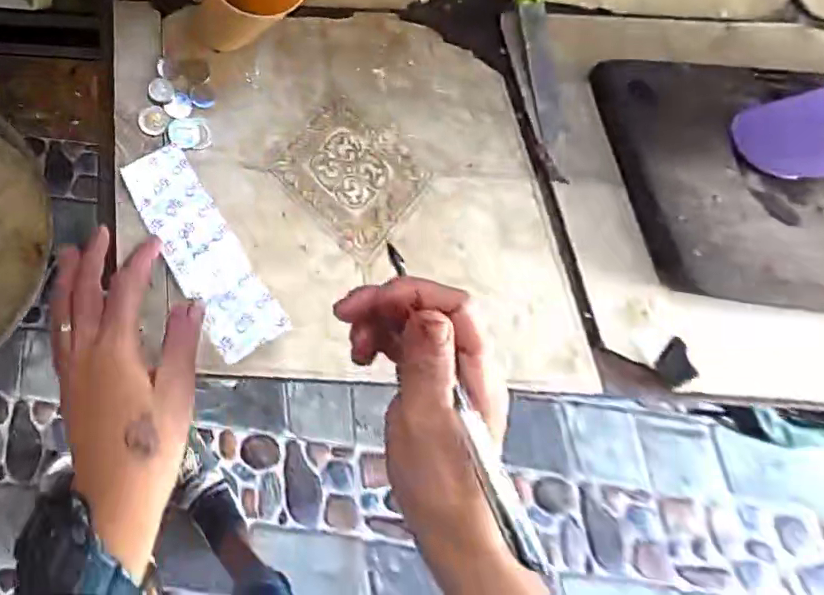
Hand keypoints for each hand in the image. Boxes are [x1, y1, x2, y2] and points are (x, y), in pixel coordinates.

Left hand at [50, 226, 202, 576]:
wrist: (112, 498)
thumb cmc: (150, 449)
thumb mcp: (177, 397)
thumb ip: (182, 346)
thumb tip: (191, 303)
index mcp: (115, 348)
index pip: (126, 291)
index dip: (139, 261)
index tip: (153, 241)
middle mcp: (86, 348)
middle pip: (85, 291)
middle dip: (93, 258)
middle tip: (101, 233)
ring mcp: (71, 364)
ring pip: (62, 308)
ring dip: (66, 276)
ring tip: (70, 253)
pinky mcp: (65, 380)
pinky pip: (56, 330)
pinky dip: (58, 306)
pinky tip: (63, 303)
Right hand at [333, 279, 509, 560]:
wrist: (448, 529)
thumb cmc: (443, 483)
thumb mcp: (428, 419)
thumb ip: (428, 363)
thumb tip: (429, 313)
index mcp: (475, 369)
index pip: (453, 305)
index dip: (412, 293)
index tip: (374, 303)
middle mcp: (464, 364)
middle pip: (426, 307)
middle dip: (384, 303)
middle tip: (347, 312)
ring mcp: (446, 372)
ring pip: (410, 322)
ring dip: (376, 321)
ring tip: (354, 342)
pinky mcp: (427, 382)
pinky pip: (402, 343)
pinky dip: (378, 339)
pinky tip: (362, 353)